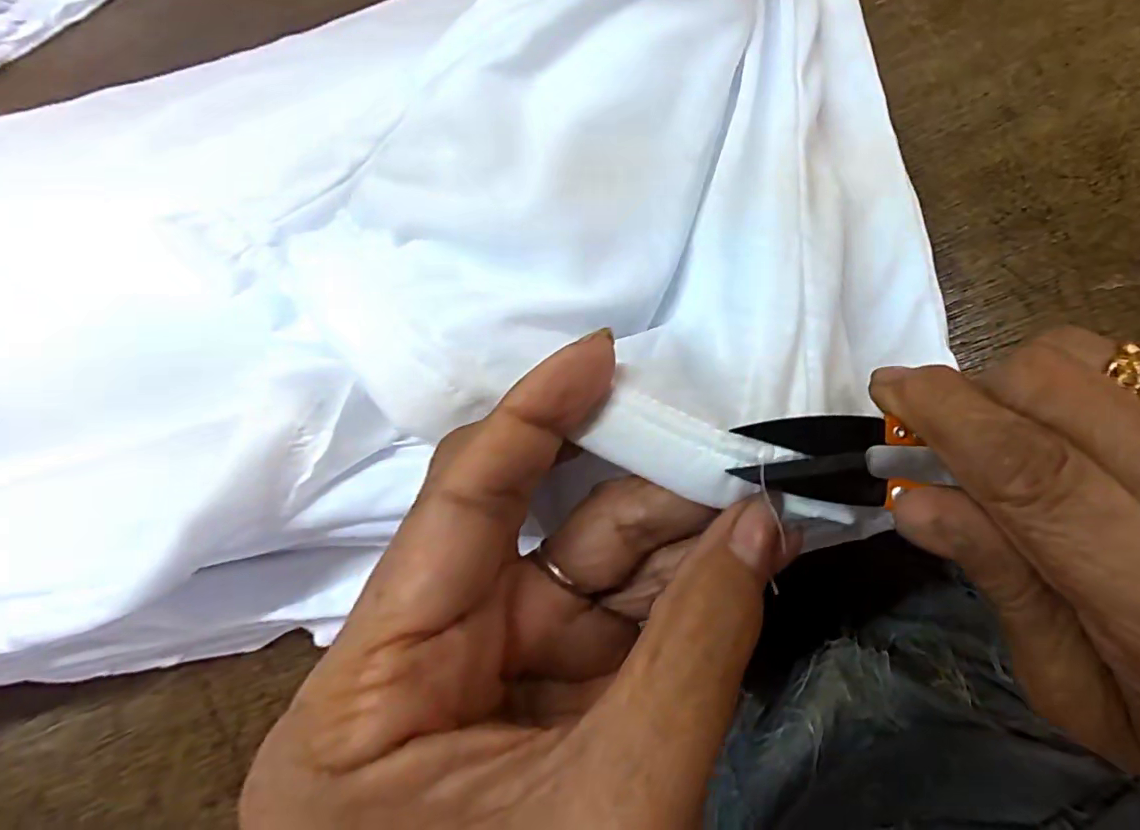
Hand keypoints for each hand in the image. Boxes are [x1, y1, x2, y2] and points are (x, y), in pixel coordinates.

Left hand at [241, 330, 799, 828]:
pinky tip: (751, 556)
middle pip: (554, 530)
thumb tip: (761, 519)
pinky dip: (698, 583)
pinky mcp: (573, 700)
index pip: (463, 505)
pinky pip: (641, 614)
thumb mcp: (615, 797)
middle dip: (649, 487)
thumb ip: (696, 645)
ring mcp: (512, 682)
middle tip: (731, 456)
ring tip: (764, 513)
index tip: (600, 353)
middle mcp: (437, 668)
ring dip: (690, 535)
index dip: (533, 416)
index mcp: (375, 692)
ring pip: (611, 569)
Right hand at [871, 327, 1139, 797]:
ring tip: (1028, 434)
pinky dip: (1087, 389)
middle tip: (952, 421)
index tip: (893, 384)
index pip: (1042, 480)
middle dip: (982, 390)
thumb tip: (912, 495)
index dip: (956, 420)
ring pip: (1093, 359)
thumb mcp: (1069, 685)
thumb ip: (997, 575)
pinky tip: (1099, 439)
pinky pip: (1137, 363)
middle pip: (1064, 393)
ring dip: (1029, 383)